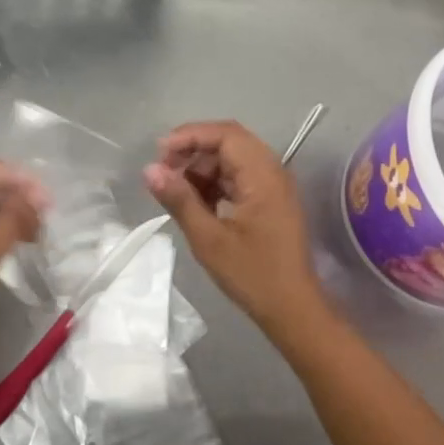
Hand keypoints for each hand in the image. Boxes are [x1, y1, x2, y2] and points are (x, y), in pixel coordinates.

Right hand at [143, 121, 326, 331]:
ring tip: (176, 190)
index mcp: (262, 175)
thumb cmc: (253, 275)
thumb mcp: (209, 239)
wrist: (294, 310)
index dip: (190, 136)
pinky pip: (239, 177)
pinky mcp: (270, 201)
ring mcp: (273, 186)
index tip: (160, 155)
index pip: (225, 134)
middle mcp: (272, 171)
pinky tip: (197, 203)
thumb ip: (179, 199)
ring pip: (233, 159)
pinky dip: (215, 182)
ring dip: (203, 168)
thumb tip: (149, 169)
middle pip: (229, 142)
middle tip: (164, 171)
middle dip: (193, 150)